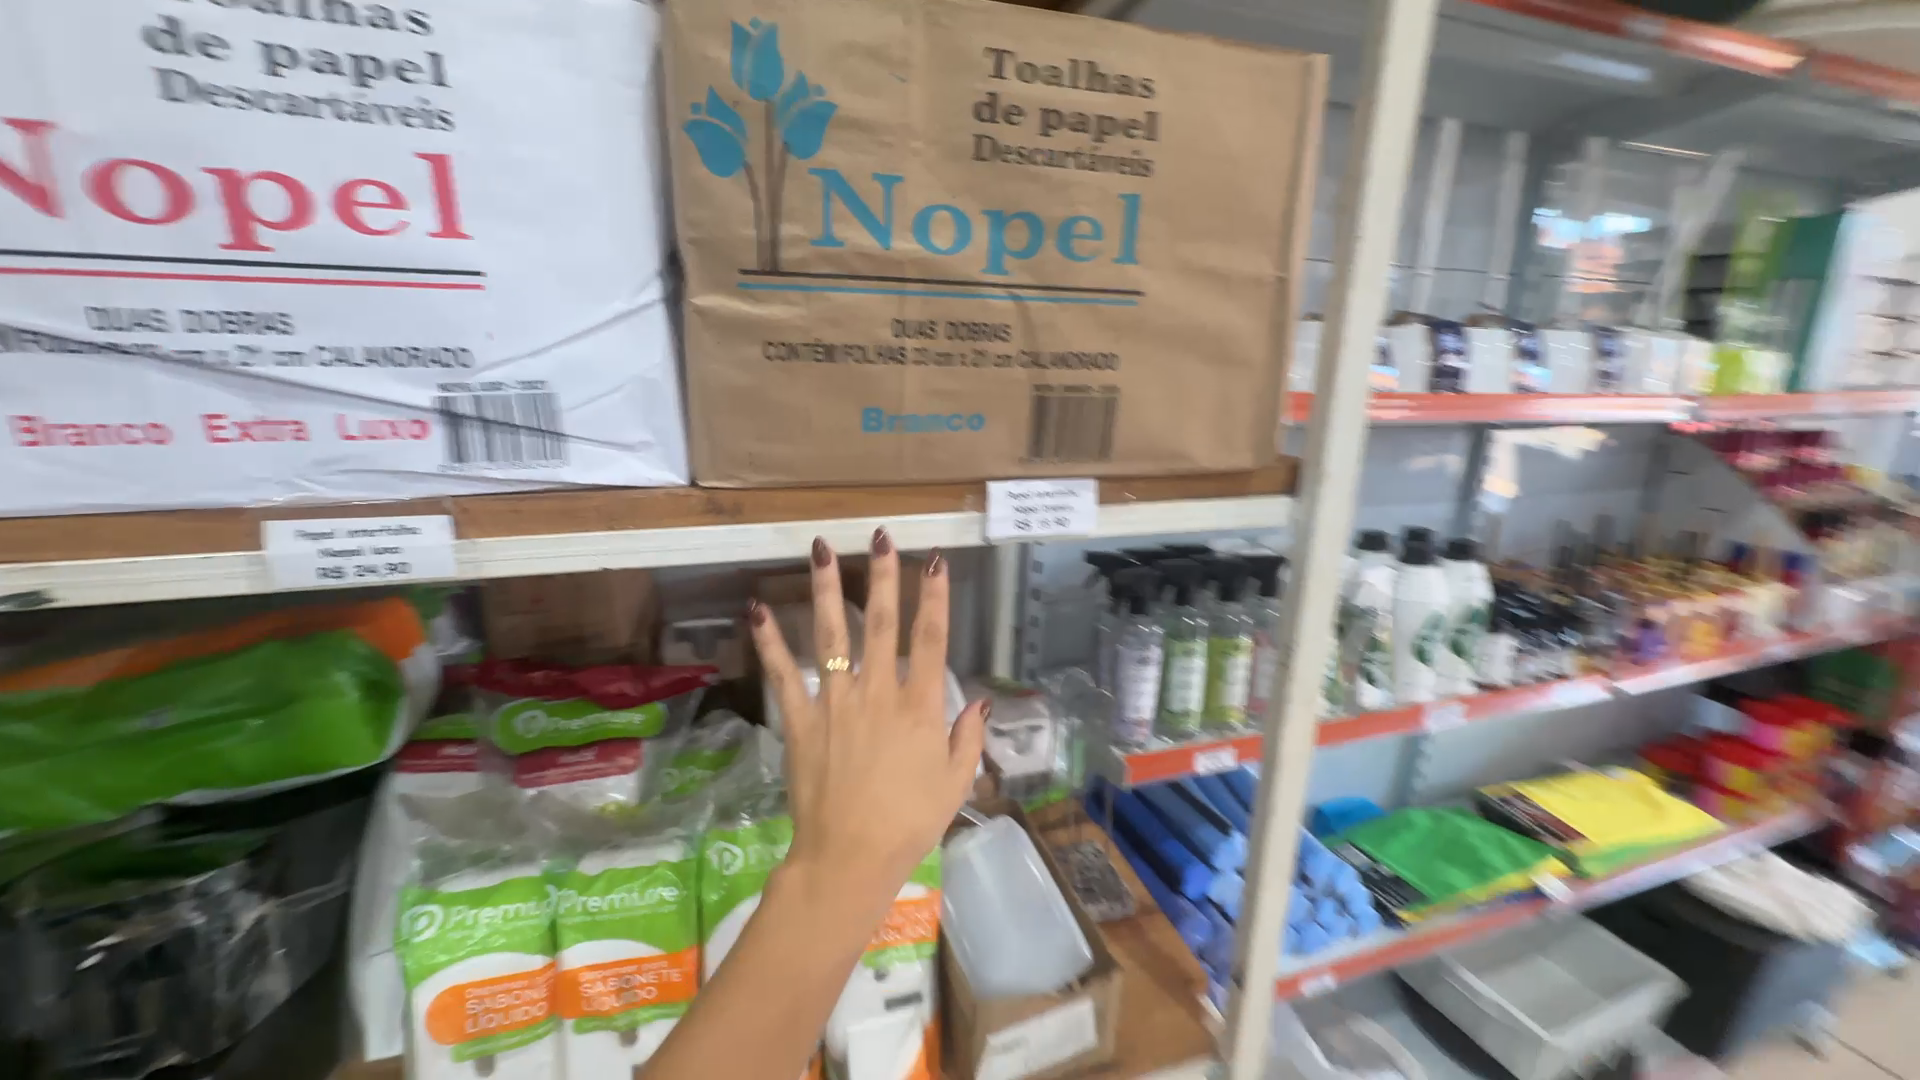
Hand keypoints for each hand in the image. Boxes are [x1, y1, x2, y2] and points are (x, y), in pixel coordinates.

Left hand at [748, 530, 987, 911]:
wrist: (849, 856)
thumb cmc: (910, 822)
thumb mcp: (956, 782)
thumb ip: (967, 737)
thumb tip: (978, 700)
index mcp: (918, 705)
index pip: (931, 638)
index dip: (934, 596)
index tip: (933, 560)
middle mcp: (877, 691)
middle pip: (881, 623)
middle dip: (882, 576)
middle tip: (879, 536)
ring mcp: (835, 702)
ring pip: (832, 634)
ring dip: (827, 589)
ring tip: (821, 550)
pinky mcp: (800, 719)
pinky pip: (784, 673)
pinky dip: (770, 640)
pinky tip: (759, 608)